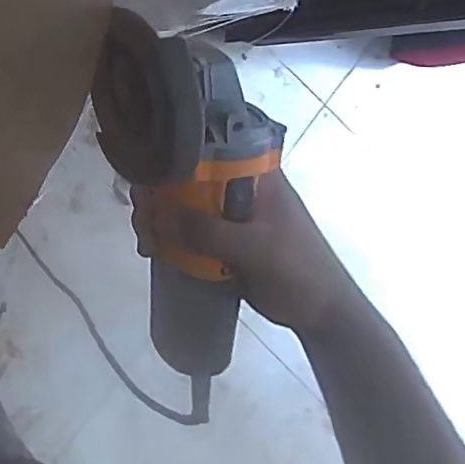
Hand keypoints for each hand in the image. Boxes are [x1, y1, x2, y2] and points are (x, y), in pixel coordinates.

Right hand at [131, 170, 362, 335]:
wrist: (323, 316)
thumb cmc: (300, 271)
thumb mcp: (258, 249)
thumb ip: (210, 234)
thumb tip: (158, 218)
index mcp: (253, 172)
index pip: (206, 146)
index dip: (171, 155)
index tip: (147, 175)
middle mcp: (236, 183)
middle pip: (185, 174)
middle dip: (157, 192)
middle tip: (141, 217)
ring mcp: (227, 211)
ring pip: (180, 202)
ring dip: (157, 216)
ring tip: (145, 240)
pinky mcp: (220, 236)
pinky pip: (185, 228)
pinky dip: (165, 236)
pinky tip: (152, 250)